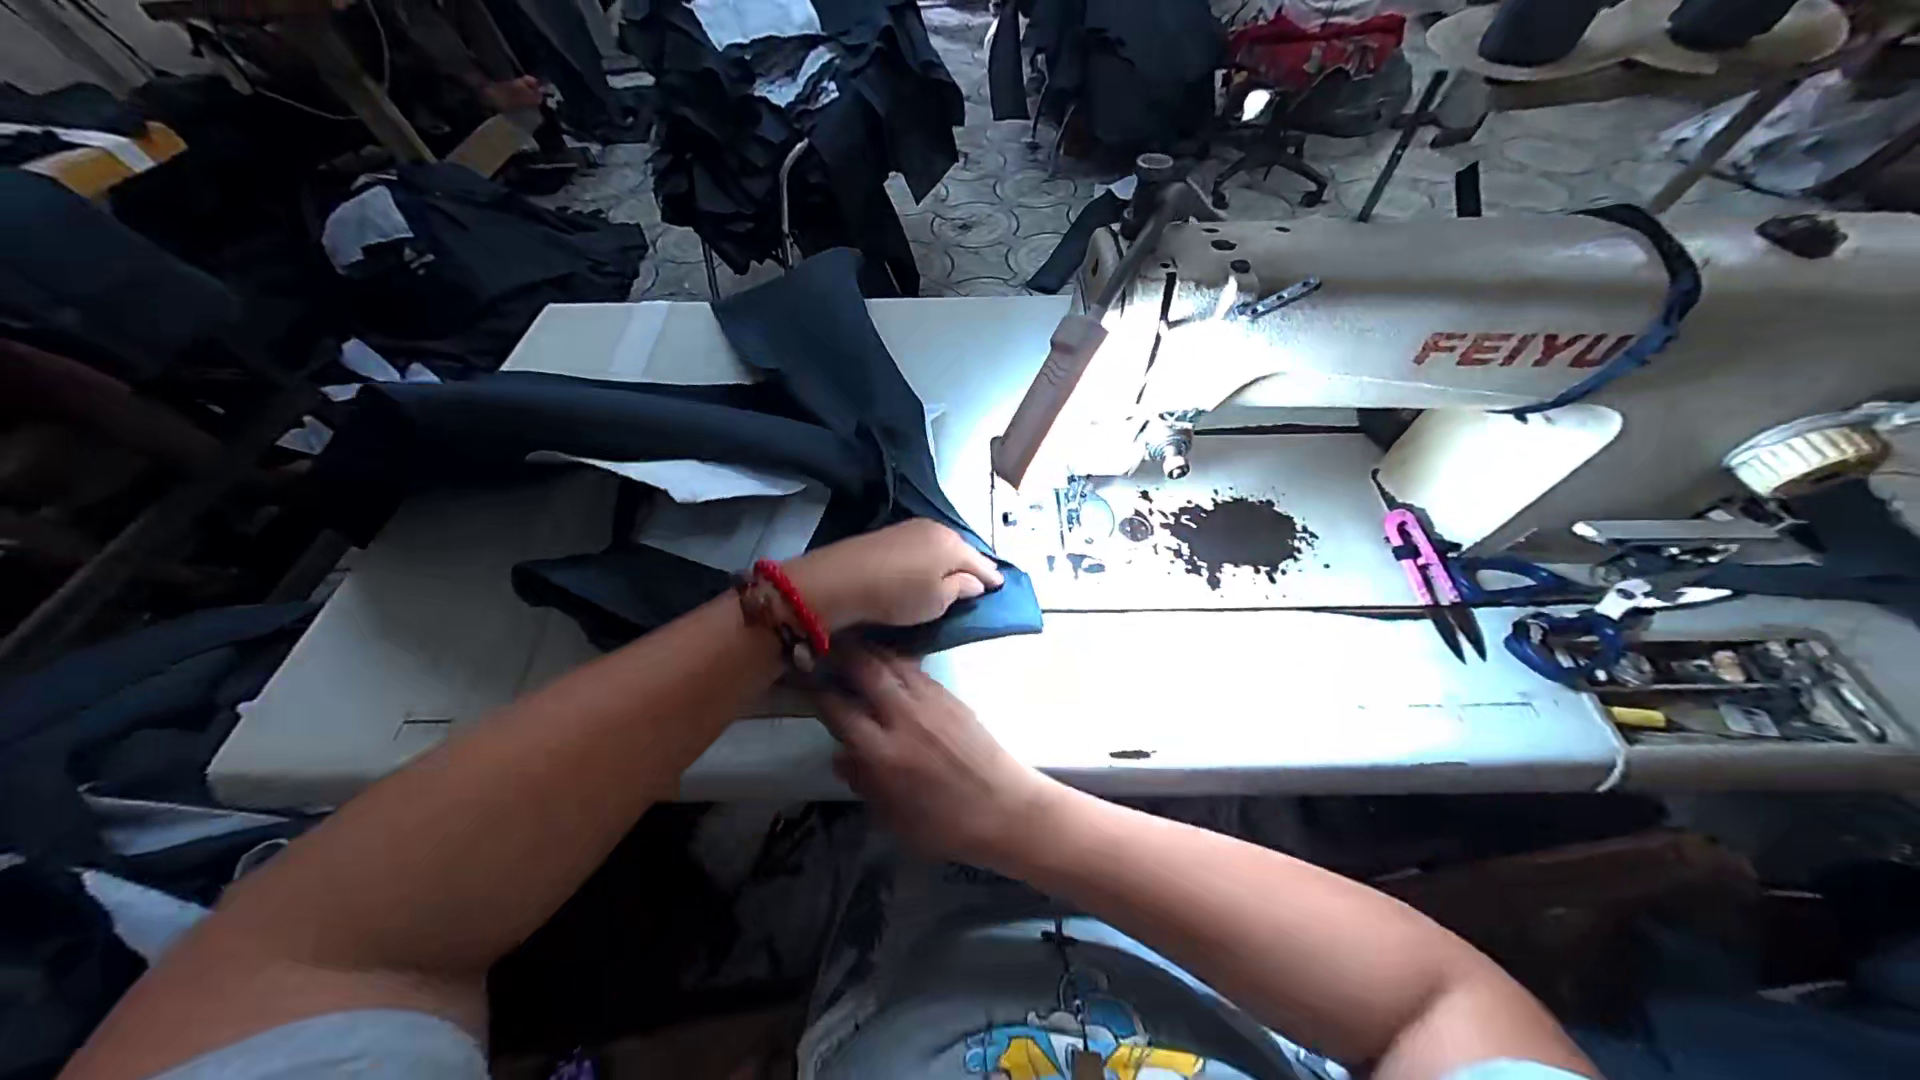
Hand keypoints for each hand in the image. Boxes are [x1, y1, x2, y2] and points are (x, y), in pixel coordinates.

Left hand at [785, 520, 1003, 631]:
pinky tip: (927, 568)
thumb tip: (975, 582)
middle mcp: (937, 529)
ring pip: (942, 544)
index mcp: (954, 545)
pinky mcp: (892, 533)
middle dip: (972, 565)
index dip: (992, 577)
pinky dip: (931, 556)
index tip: (999, 586)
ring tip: (953, 576)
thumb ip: (961, 589)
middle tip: (979, 582)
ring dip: (950, 559)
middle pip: (963, 549)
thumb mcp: (937, 602)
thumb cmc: (897, 595)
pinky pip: (923, 544)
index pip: (982, 563)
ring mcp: (913, 528)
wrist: (843, 580)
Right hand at [814, 649, 1057, 868]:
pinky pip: (916, 668)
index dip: (817, 692)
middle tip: (824, 646)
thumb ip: (863, 783)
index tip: (804, 681)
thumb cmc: (945, 825)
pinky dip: (896, 658)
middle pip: (864, 670)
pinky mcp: (950, 696)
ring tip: (851, 642)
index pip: (838, 710)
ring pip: (891, 661)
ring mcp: (929, 701)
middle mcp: (902, 717)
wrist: (1005, 809)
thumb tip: (838, 756)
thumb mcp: (894, 817)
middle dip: (840, 654)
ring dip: (868, 649)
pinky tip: (888, 659)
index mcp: (882, 753)